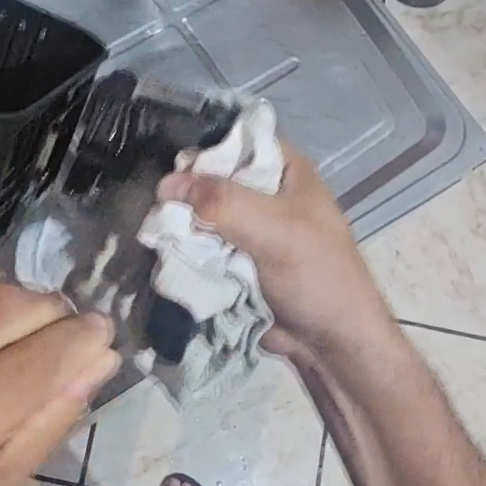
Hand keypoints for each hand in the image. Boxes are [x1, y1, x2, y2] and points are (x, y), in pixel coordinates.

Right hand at [157, 145, 395, 359]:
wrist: (331, 344)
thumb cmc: (318, 278)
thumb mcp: (276, 231)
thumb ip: (224, 203)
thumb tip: (166, 184)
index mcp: (284, 171)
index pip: (236, 140)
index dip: (203, 149)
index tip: (168, 167)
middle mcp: (264, 194)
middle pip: (212, 180)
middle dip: (184, 195)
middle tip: (153, 208)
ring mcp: (248, 230)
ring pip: (201, 217)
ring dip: (181, 228)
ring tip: (154, 236)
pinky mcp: (235, 262)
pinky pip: (201, 249)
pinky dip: (185, 254)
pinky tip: (165, 257)